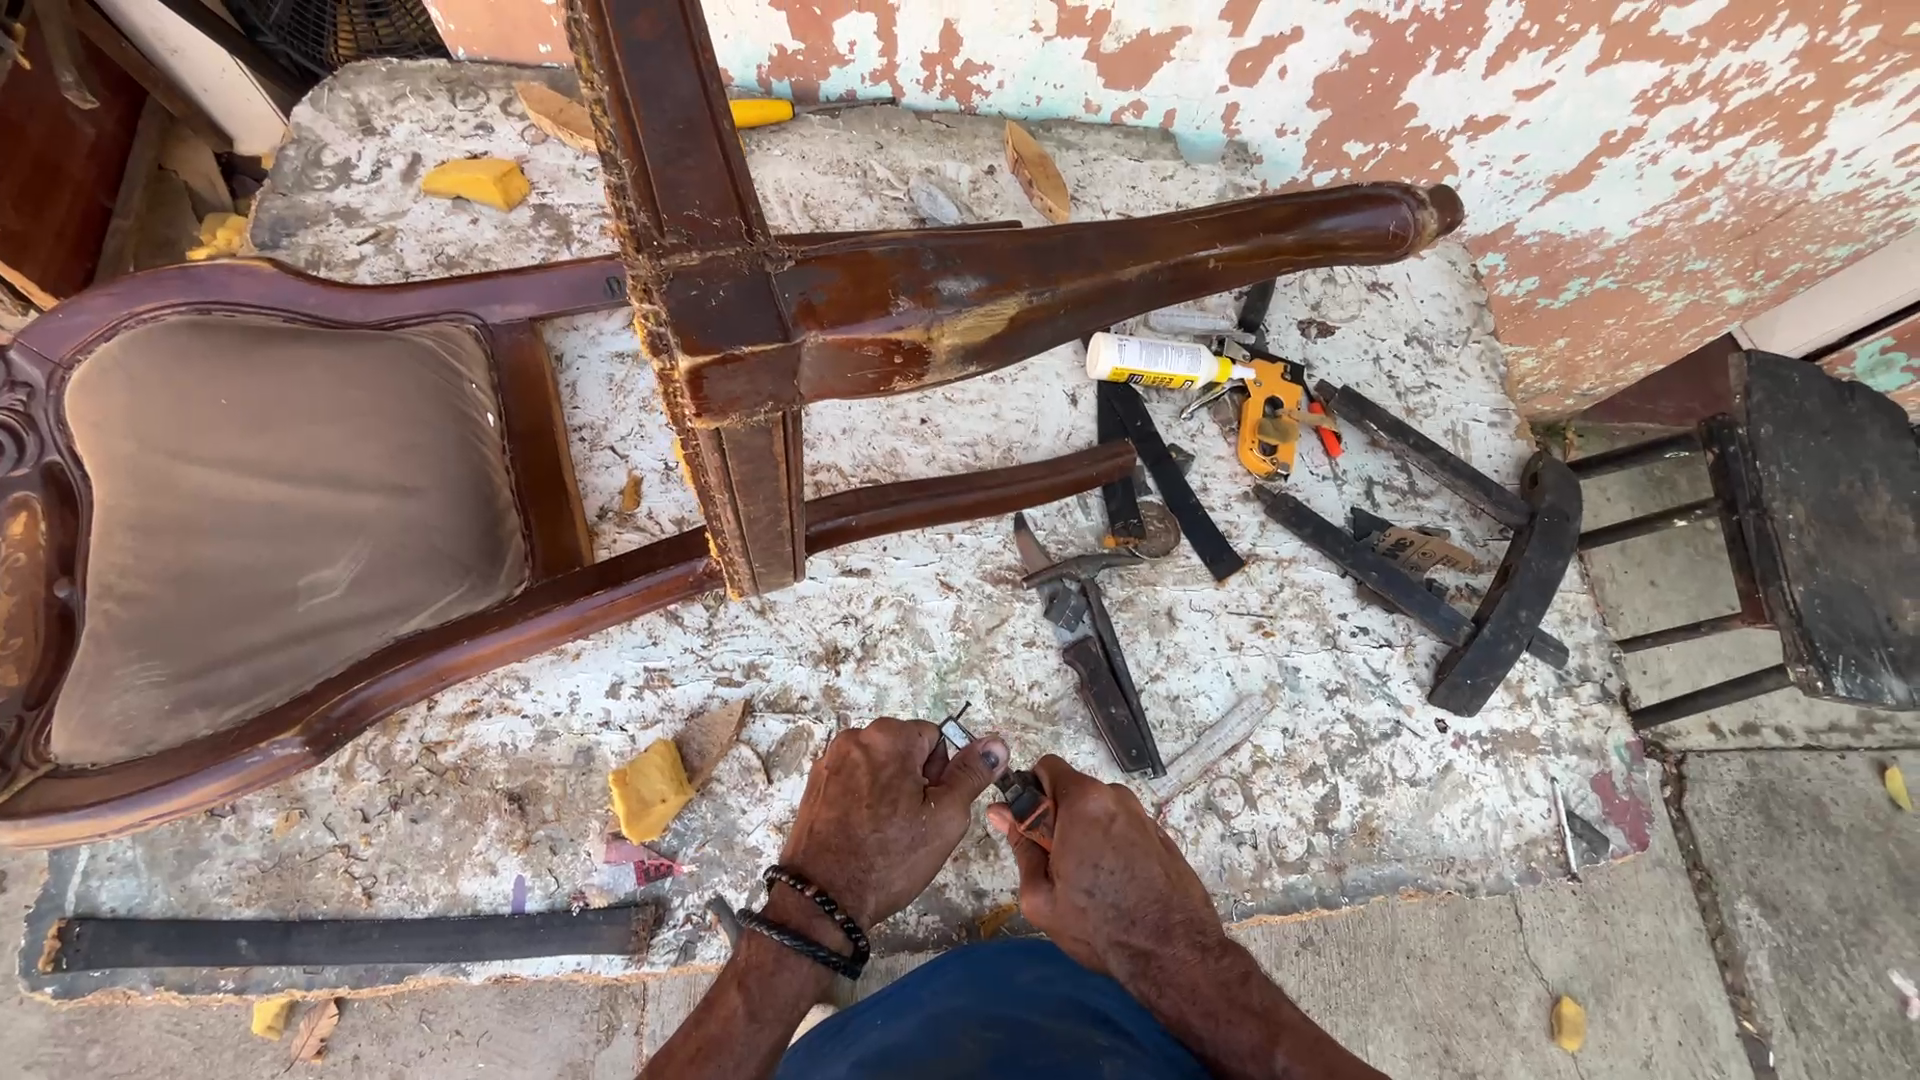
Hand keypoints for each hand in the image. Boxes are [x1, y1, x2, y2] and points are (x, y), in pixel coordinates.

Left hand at [780, 717, 1007, 931]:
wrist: (823, 899)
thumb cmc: (890, 858)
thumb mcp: (945, 817)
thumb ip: (972, 774)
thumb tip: (997, 743)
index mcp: (889, 736)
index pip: (935, 738)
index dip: (940, 775)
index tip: (929, 809)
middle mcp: (855, 737)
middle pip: (905, 750)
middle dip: (914, 780)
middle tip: (910, 824)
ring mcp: (829, 760)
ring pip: (879, 766)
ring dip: (888, 790)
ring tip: (885, 833)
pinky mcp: (814, 784)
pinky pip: (854, 780)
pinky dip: (863, 800)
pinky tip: (862, 833)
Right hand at [987, 755, 1225, 976]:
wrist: (1174, 953)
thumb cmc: (1100, 926)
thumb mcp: (1041, 894)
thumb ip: (1021, 845)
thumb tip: (1000, 812)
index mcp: (1083, 800)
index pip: (1045, 768)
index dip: (1031, 797)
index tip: (1031, 831)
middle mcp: (1115, 796)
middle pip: (1072, 791)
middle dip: (1058, 819)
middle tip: (1057, 865)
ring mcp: (1141, 814)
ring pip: (1097, 811)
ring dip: (1085, 833)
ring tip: (1088, 881)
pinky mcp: (1160, 835)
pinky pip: (1121, 827)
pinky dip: (1111, 845)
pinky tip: (1116, 884)